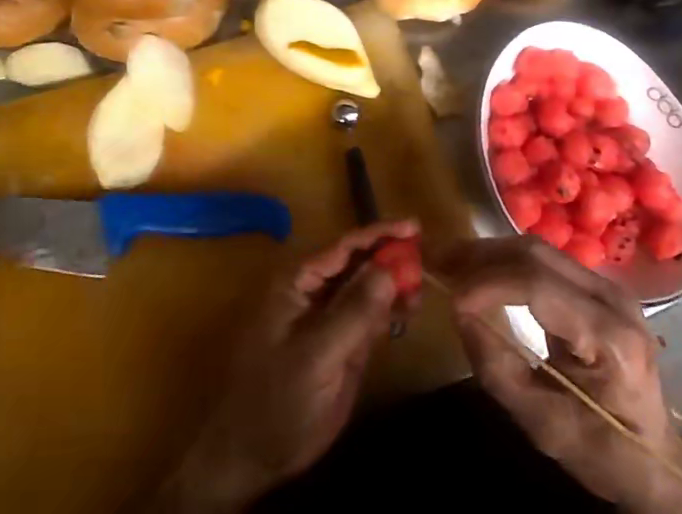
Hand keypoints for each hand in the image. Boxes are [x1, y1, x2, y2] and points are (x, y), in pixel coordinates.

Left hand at [146, 221, 418, 513]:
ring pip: (365, 287)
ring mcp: (325, 317)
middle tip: (427, 255)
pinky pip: (367, 314)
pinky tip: (411, 308)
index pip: (343, 246)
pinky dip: (389, 309)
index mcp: (295, 282)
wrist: (254, 455)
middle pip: (356, 262)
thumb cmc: (277, 400)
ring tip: (424, 284)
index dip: (378, 234)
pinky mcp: (338, 341)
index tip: (414, 226)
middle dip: (390, 256)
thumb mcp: (317, 355)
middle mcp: (311, 291)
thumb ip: (354, 311)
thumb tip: (389, 268)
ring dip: (393, 283)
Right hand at [440, 237, 681, 513]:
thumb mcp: (540, 422)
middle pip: (538, 255)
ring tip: (452, 264)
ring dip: (492, 253)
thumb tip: (459, 310)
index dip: (488, 284)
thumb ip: (495, 366)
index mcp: (609, 336)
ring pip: (540, 249)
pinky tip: (482, 271)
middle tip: (439, 264)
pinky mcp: (599, 287)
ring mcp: (610, 287)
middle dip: (483, 256)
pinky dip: (508, 261)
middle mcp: (613, 298)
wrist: (655, 459)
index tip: (450, 297)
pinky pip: (547, 260)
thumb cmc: (600, 450)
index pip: (538, 285)